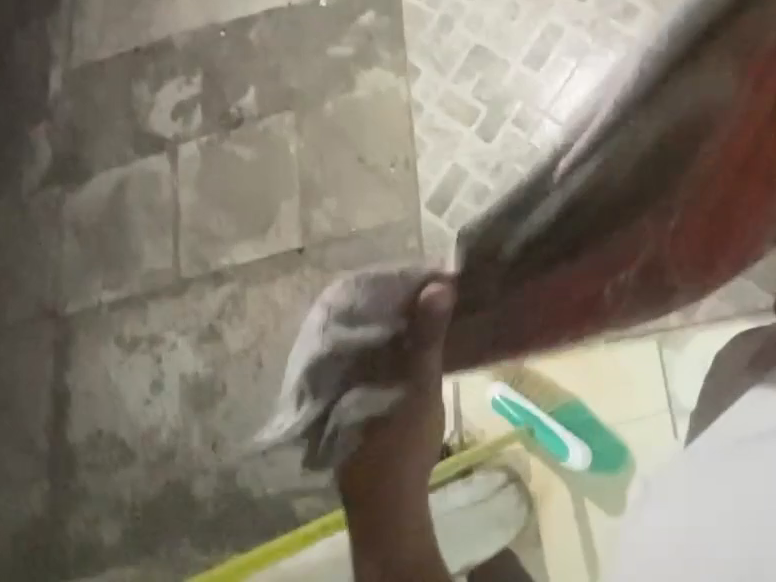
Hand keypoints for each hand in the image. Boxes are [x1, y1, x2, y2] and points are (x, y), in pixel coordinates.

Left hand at [338, 279, 455, 520]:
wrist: (386, 502)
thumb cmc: (400, 442)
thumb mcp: (420, 383)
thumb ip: (426, 333)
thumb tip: (440, 282)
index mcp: (335, 348)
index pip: (366, 291)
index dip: (404, 278)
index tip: (441, 273)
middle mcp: (328, 352)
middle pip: (369, 305)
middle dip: (408, 292)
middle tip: (446, 286)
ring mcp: (339, 369)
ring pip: (373, 325)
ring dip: (406, 313)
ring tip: (440, 302)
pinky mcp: (352, 383)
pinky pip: (375, 343)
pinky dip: (399, 333)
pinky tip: (423, 333)